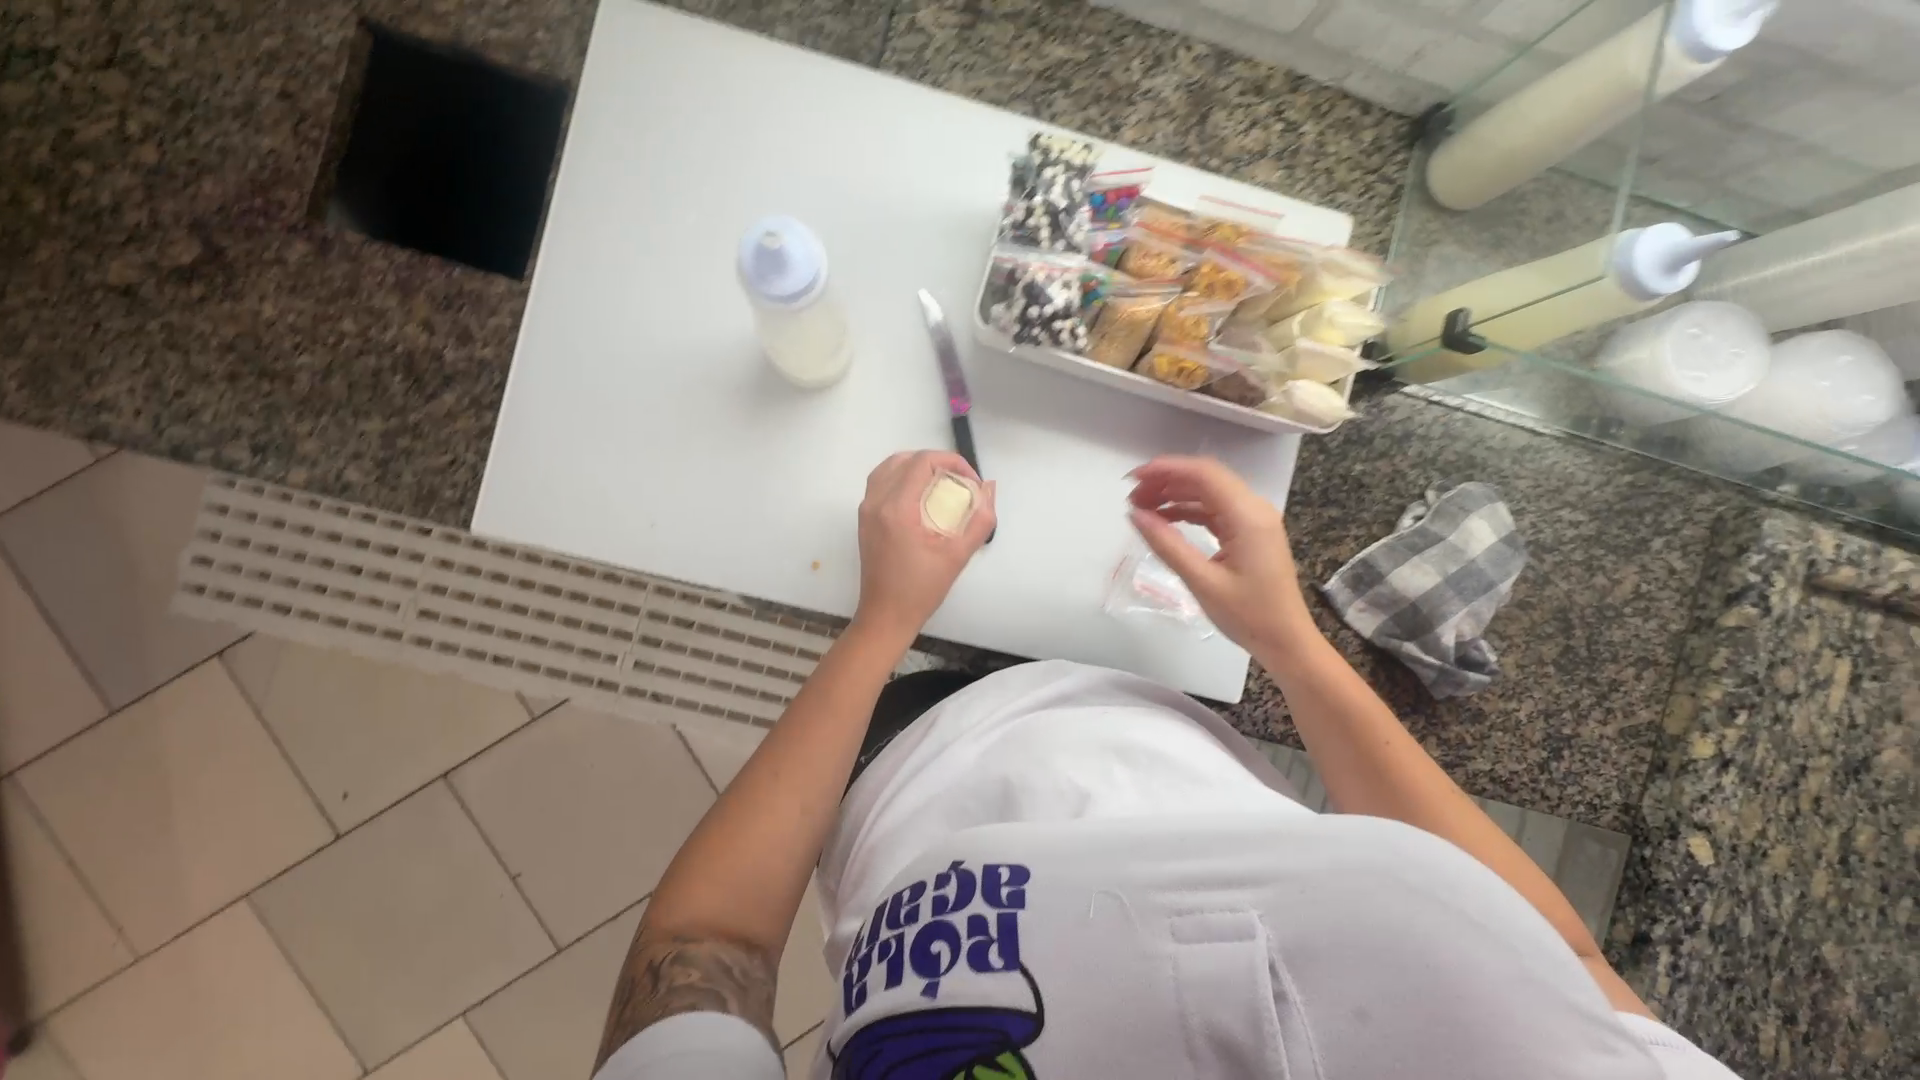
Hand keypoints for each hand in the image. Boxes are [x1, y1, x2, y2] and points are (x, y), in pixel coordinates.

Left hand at [853, 451, 996, 641]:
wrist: (886, 616)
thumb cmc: (921, 590)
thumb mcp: (957, 555)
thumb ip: (979, 519)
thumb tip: (989, 489)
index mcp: (896, 508)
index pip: (922, 462)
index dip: (952, 462)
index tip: (971, 481)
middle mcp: (875, 502)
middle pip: (904, 459)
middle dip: (936, 463)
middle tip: (959, 481)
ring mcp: (865, 510)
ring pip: (889, 468)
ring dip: (916, 467)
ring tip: (941, 484)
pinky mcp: (864, 519)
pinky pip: (880, 483)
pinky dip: (901, 478)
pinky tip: (921, 497)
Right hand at [1127, 455, 1314, 651]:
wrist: (1286, 642)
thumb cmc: (1248, 616)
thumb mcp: (1202, 582)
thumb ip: (1167, 544)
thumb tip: (1135, 516)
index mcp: (1247, 516)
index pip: (1203, 474)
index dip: (1165, 469)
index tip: (1132, 478)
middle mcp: (1254, 509)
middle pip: (1205, 479)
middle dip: (1166, 481)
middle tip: (1132, 497)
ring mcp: (1254, 520)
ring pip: (1209, 493)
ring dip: (1175, 495)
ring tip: (1142, 507)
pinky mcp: (1250, 533)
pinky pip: (1216, 510)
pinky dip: (1189, 510)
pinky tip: (1165, 519)